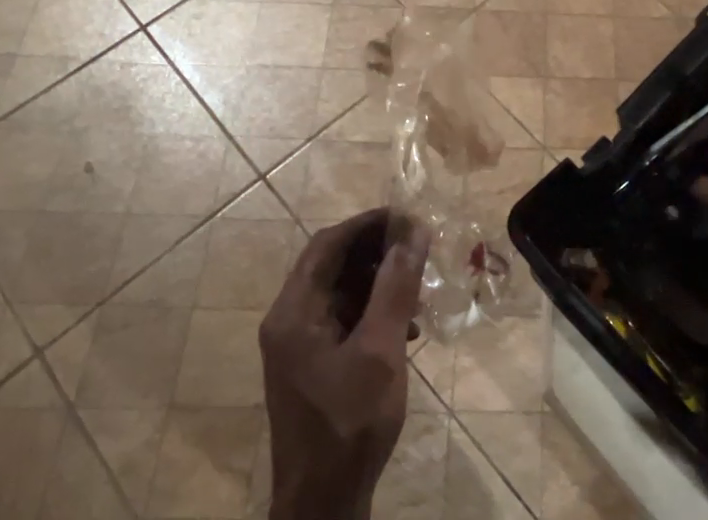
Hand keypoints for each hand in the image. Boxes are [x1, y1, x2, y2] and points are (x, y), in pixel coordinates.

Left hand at [260, 209, 430, 519]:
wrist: (322, 500)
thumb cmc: (349, 422)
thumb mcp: (380, 351)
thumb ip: (395, 290)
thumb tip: (413, 234)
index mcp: (293, 312)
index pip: (327, 245)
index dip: (368, 224)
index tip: (409, 216)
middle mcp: (288, 321)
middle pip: (331, 266)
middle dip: (376, 251)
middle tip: (419, 245)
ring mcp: (298, 345)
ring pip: (339, 293)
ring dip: (378, 281)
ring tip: (418, 282)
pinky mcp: (312, 365)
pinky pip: (342, 320)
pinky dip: (373, 311)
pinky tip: (407, 326)